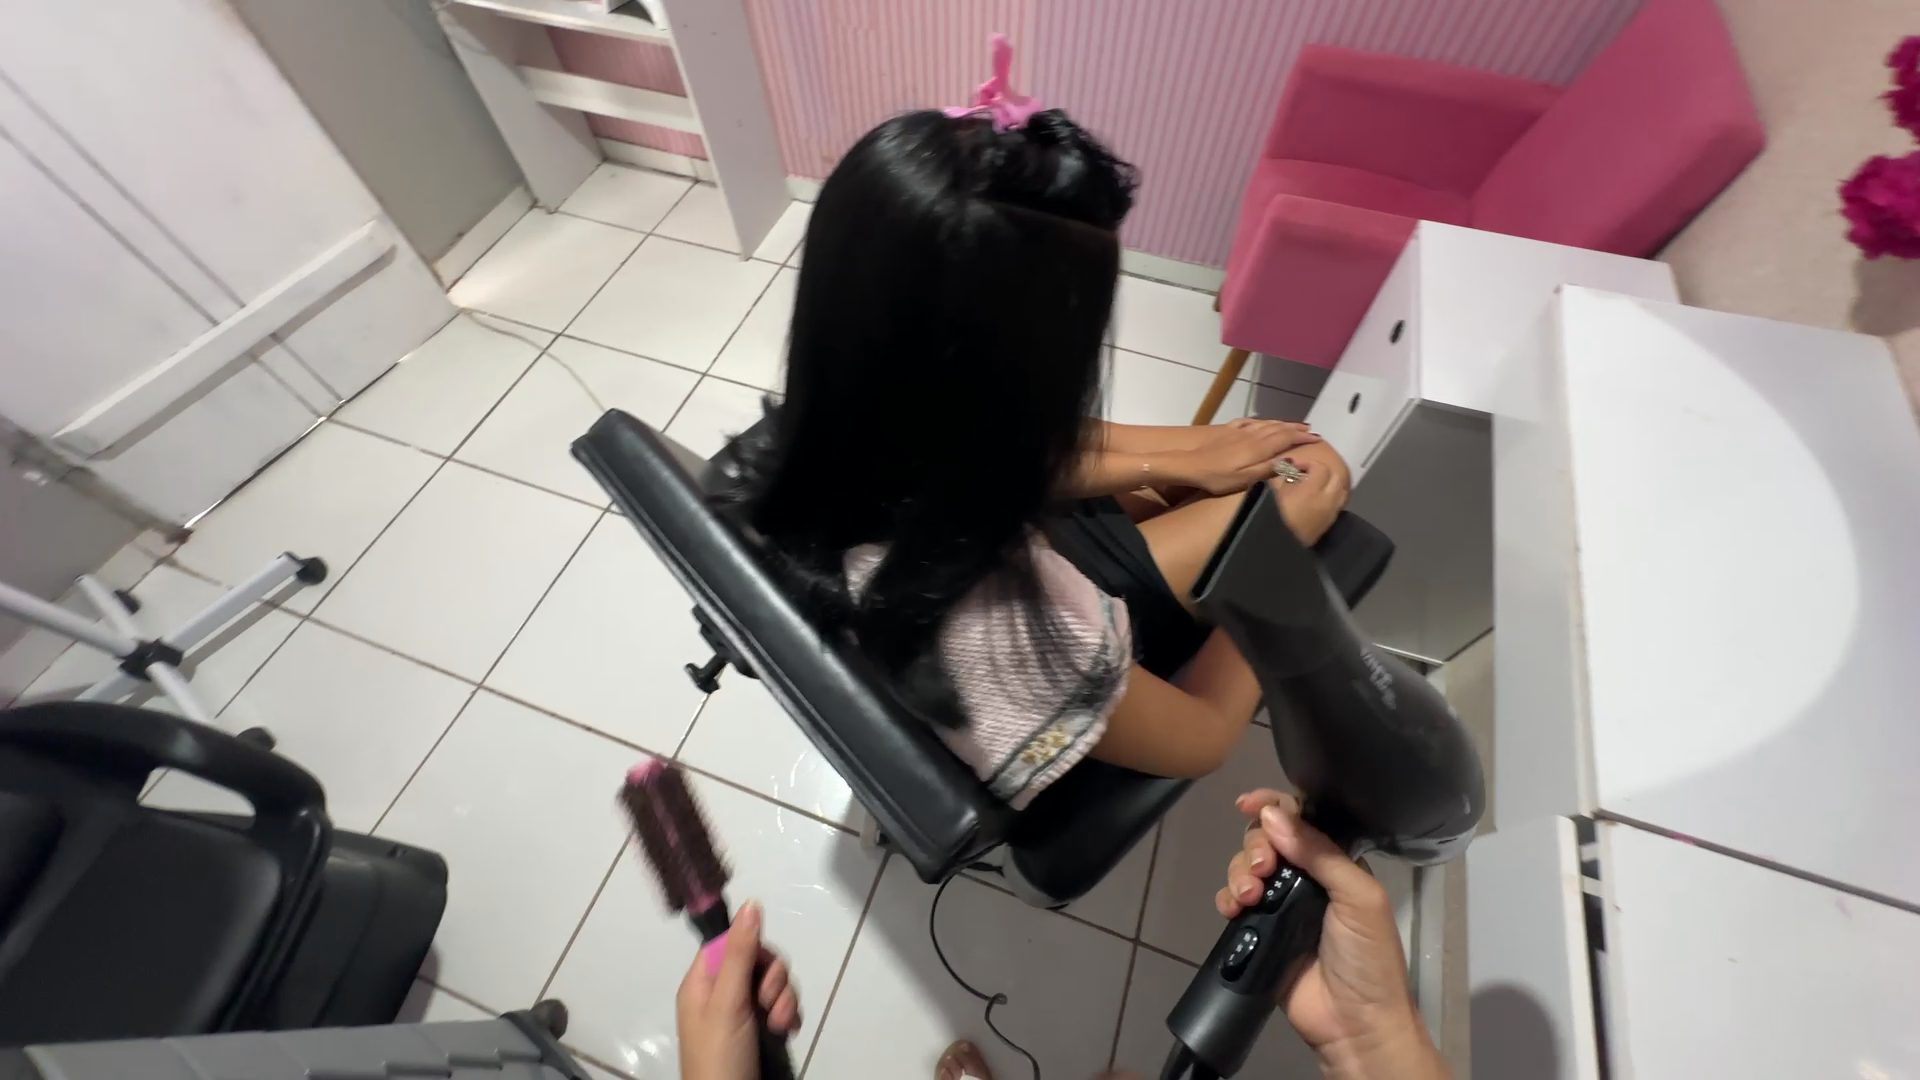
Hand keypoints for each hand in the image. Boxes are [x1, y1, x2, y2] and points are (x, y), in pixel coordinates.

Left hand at [677, 902, 801, 1079]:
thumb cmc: (720, 1056)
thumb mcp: (729, 1002)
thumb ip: (742, 952)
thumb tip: (752, 902)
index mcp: (703, 983)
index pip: (731, 941)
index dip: (751, 947)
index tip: (760, 963)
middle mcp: (722, 994)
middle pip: (758, 959)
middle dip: (773, 978)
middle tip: (769, 1002)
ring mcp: (743, 1014)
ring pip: (775, 982)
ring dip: (784, 999)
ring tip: (780, 1024)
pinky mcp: (762, 1030)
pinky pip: (783, 1005)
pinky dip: (789, 1014)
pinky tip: (788, 1030)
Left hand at [1162, 420, 1319, 495]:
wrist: (1190, 465)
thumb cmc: (1217, 477)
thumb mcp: (1245, 479)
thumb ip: (1268, 469)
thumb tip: (1292, 460)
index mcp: (1259, 448)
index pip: (1287, 439)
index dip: (1302, 438)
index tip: (1317, 438)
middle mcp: (1252, 436)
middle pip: (1278, 428)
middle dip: (1296, 429)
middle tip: (1311, 430)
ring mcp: (1239, 431)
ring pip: (1265, 423)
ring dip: (1281, 423)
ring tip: (1293, 424)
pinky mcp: (1227, 431)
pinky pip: (1248, 422)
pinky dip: (1260, 420)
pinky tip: (1260, 421)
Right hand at [1216, 793, 1447, 1079]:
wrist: (1355, 1026)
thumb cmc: (1367, 959)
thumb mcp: (1359, 898)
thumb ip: (1320, 853)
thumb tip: (1272, 815)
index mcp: (1333, 864)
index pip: (1299, 819)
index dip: (1273, 806)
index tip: (1247, 803)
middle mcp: (1305, 877)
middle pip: (1265, 839)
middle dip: (1255, 845)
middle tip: (1262, 868)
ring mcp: (1279, 903)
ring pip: (1245, 866)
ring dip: (1240, 872)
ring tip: (1249, 897)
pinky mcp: (1259, 929)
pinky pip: (1231, 900)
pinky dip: (1226, 898)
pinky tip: (1233, 909)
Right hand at [1270, 441, 1350, 545]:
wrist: (1283, 545)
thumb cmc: (1275, 518)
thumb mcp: (1276, 494)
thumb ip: (1285, 479)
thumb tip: (1290, 470)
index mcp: (1312, 489)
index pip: (1320, 468)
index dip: (1309, 464)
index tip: (1296, 467)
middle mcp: (1327, 498)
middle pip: (1335, 476)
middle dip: (1323, 471)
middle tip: (1309, 474)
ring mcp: (1332, 510)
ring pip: (1341, 489)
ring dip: (1331, 484)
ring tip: (1317, 486)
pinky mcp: (1331, 521)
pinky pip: (1338, 503)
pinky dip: (1332, 497)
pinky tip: (1319, 500)